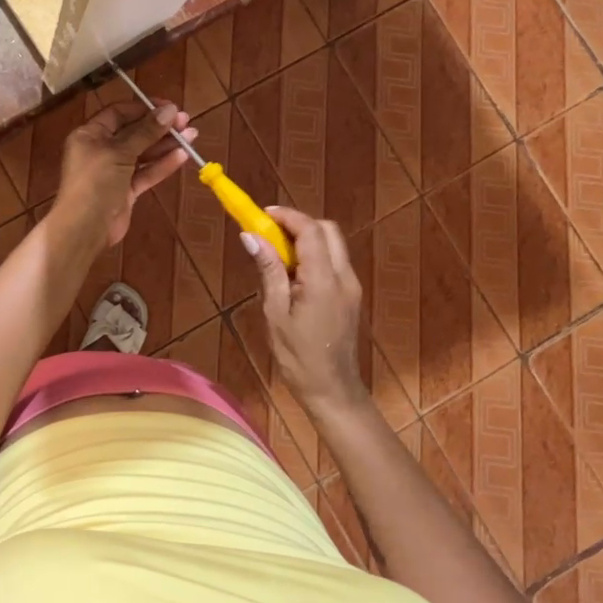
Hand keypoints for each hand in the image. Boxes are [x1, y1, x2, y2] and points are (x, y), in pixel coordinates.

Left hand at [54, 101, 195, 248]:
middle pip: (133, 133)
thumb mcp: (119, 152)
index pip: (119, 114)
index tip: (170, 107)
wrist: (84, 228)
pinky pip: (146, 173)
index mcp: (90, 134)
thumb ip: (145, 132)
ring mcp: (114, 171)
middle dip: (159, 127)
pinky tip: (182, 156)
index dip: (144, 108)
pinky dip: (162, 165)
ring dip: (165, 145)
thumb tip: (169, 110)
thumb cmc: (95, 182)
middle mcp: (101, 150)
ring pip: (143, 153)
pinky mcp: (125, 190)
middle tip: (186, 121)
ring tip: (192, 136)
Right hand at [244, 206, 369, 409]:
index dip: (287, 216)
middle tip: (269, 231)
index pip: (310, 231)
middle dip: (298, 223)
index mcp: (324, 280)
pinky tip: (292, 273)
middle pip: (327, 230)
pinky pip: (333, 261)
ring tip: (276, 252)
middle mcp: (344, 277)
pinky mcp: (350, 295)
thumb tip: (251, 236)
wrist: (332, 389)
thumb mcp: (276, 313)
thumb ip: (269, 270)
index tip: (261, 213)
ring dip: (306, 238)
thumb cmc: (298, 356)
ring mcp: (351, 286)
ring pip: (332, 244)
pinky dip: (313, 255)